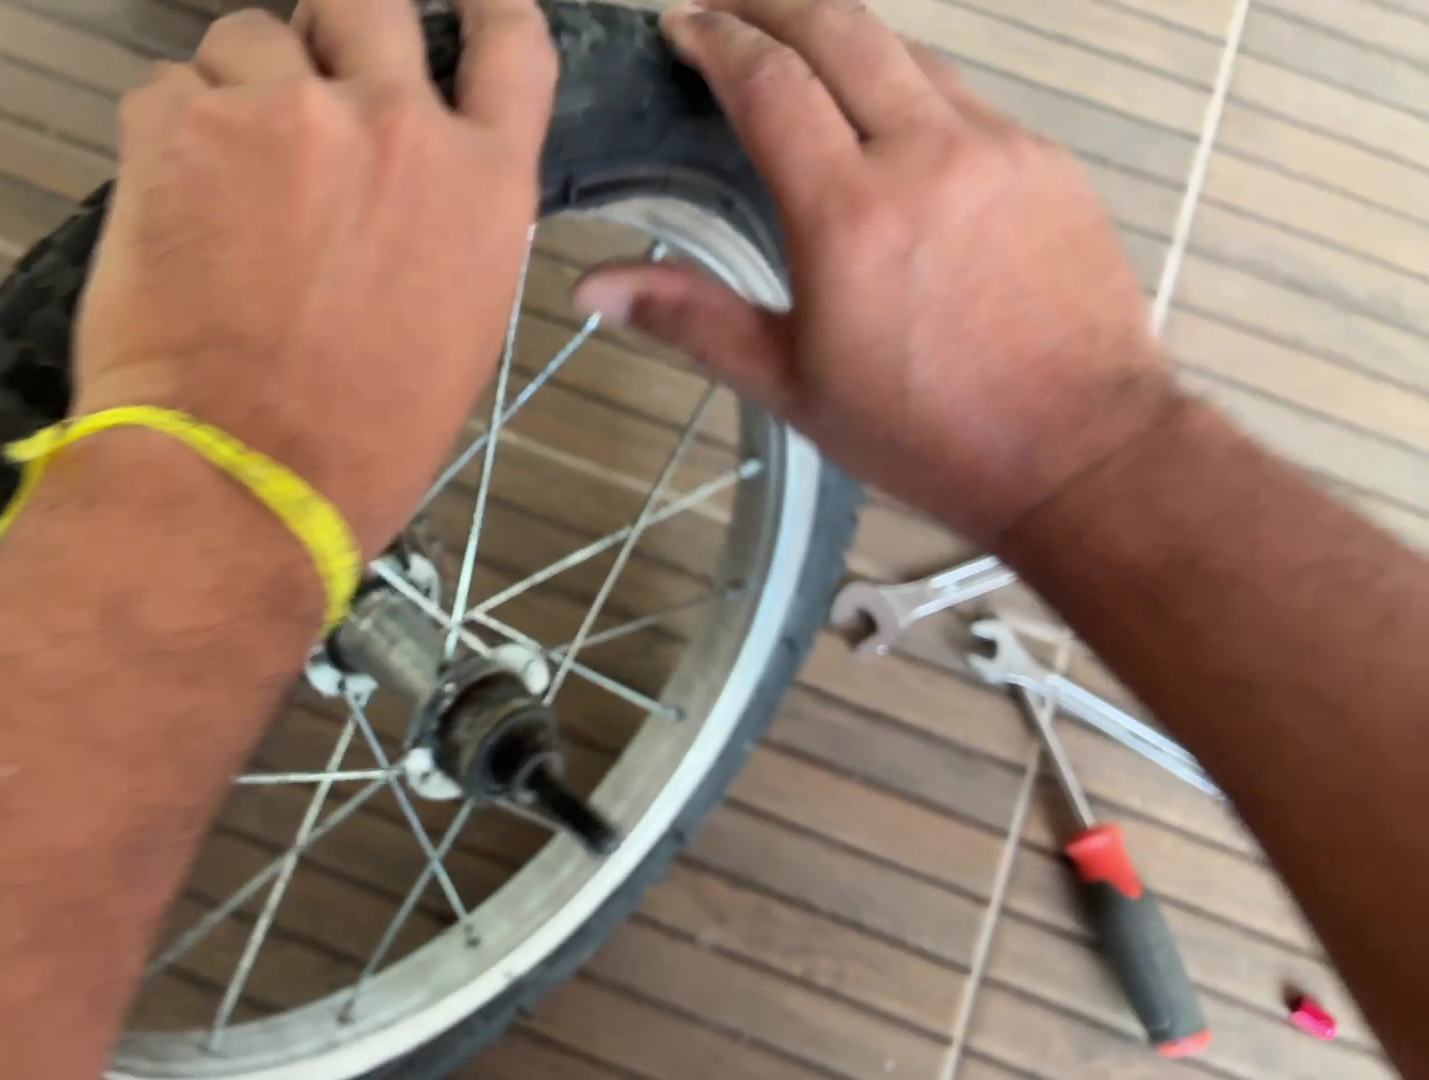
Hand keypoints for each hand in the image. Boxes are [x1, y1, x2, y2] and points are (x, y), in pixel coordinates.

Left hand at [74, 0, 555, 554]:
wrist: (252, 487)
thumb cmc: (364, 445)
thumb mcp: (452, 337)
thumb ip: (442, 235)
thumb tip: (402, 198)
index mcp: (483, 190)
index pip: (509, 47)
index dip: (483, 8)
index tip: (463, 0)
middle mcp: (397, 127)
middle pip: (366, 3)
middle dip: (335, 34)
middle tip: (302, 101)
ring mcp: (288, 115)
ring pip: (252, 40)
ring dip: (239, 95)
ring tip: (221, 192)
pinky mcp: (183, 126)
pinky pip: (171, 89)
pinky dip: (170, 138)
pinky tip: (174, 216)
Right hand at [573, 0, 1182, 541]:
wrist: (1074, 449)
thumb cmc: (913, 428)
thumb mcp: (783, 381)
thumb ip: (689, 317)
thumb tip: (590, 288)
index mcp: (848, 213)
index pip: (771, 86)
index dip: (716, 41)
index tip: (679, 24)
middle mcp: (927, 153)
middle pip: (844, 29)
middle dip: (772, 0)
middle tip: (725, 2)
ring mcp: (999, 146)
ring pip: (907, 53)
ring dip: (839, 36)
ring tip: (791, 50)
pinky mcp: (1045, 161)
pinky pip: (958, 95)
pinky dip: (899, 85)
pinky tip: (877, 121)